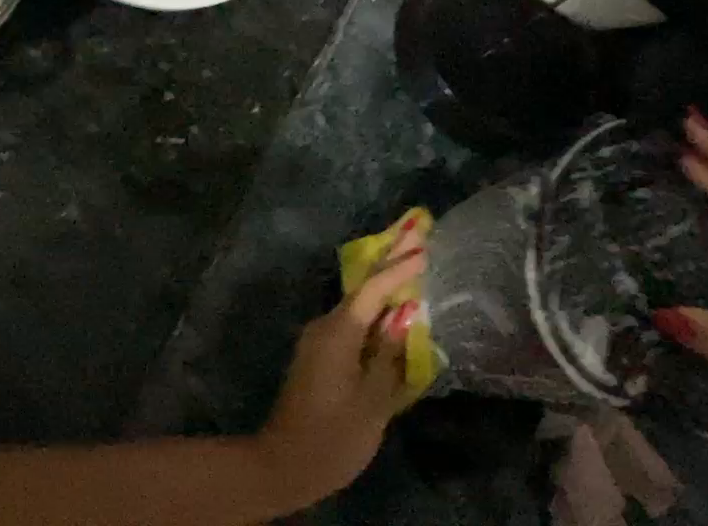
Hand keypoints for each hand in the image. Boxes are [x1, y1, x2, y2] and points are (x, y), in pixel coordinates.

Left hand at [256, 236, 426, 503]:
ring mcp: (318, 341)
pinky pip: (350, 327)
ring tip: (412, 276)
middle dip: (390, 268)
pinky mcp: (318, 356)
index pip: (373, 289)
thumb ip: (390, 356)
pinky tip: (392, 319)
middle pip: (363, 291)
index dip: (399, 269)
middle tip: (415, 241)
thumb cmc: (334, 435)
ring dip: (383, 294)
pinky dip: (373, 318)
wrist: (284, 465)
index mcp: (338, 332)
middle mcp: (324, 326)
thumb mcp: (373, 400)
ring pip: (357, 309)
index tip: (423, 249)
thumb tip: (402, 321)